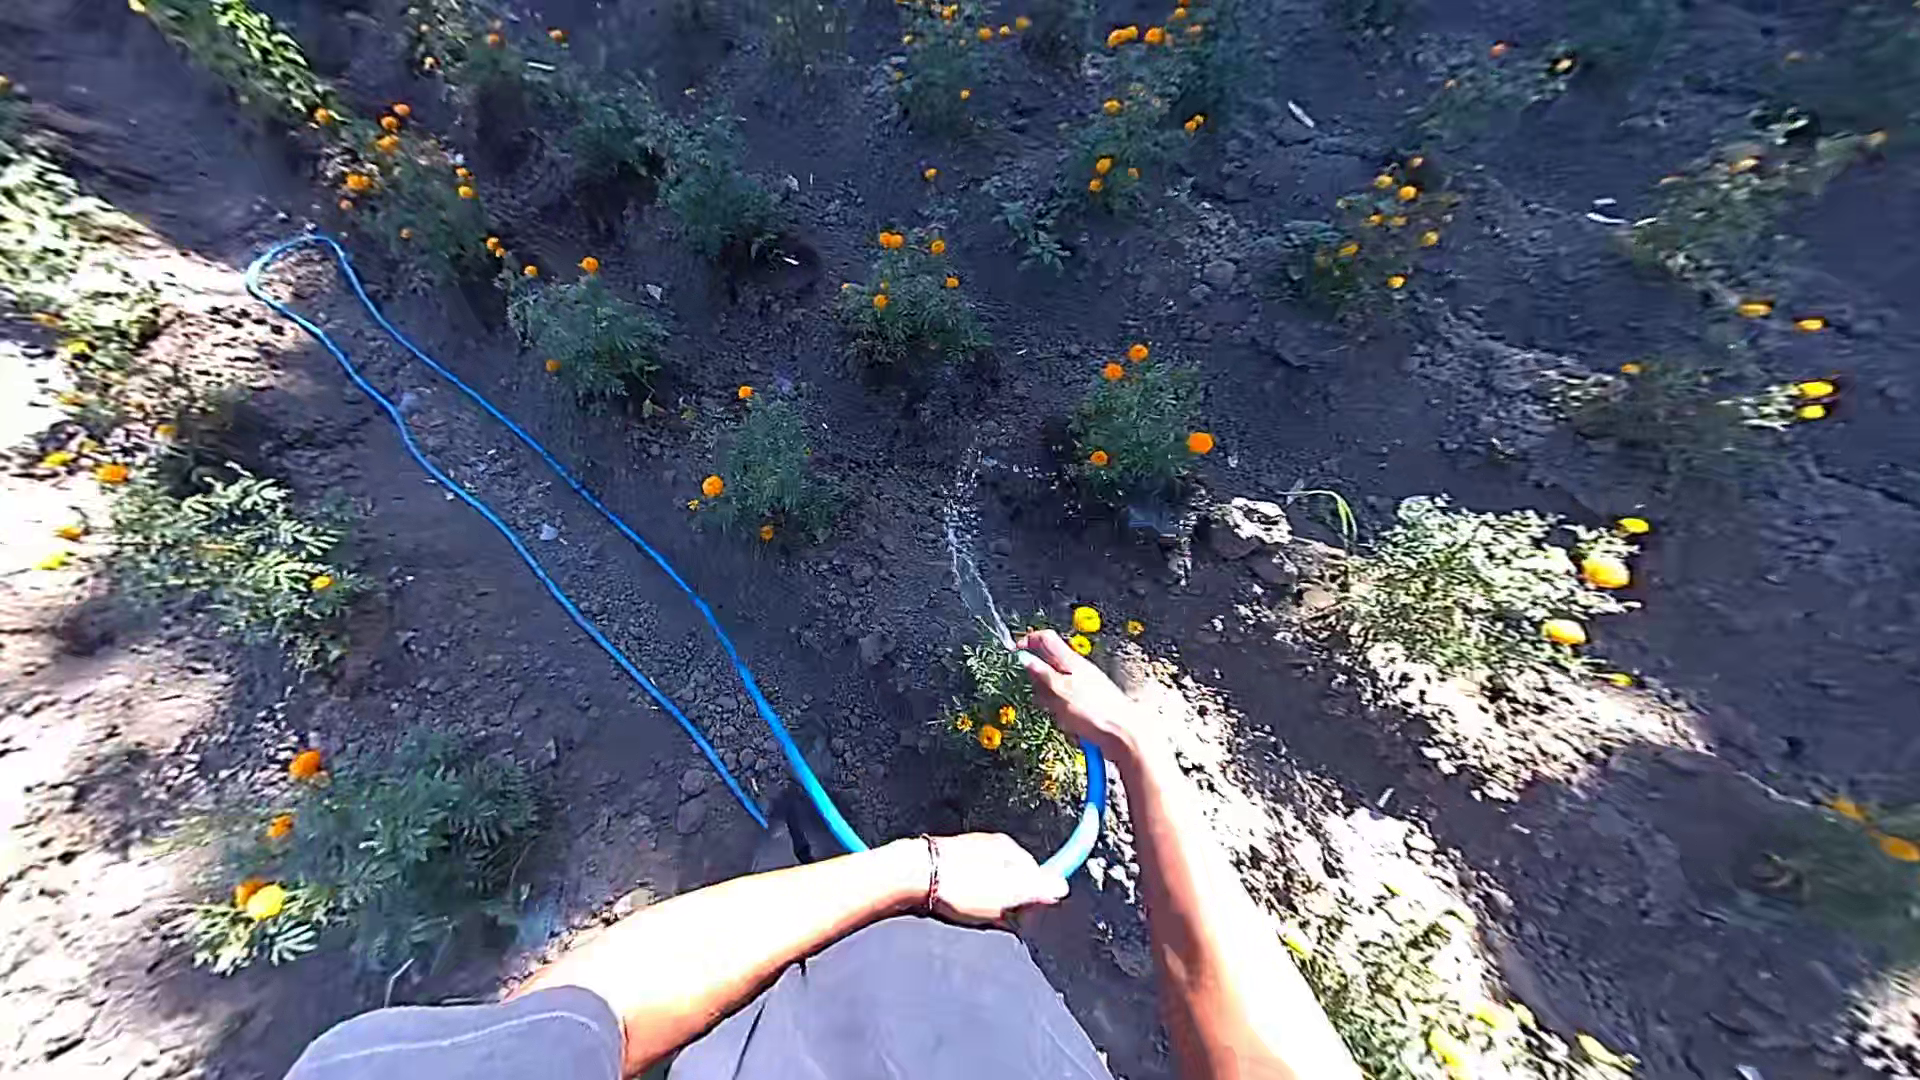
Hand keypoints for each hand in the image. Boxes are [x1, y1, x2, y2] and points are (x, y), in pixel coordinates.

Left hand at [924, 833, 1068, 925]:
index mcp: (1008, 847)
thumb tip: (1061, 886)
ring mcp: (971, 852)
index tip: (1023, 917)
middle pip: (1014, 881)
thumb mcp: (1006, 892)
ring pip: (991, 886)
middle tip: (994, 918)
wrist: (913, 874)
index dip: (1033, 900)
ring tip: (972, 915)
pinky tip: (958, 910)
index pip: (1037, 875)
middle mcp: (991, 845)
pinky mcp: (952, 864)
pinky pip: (971, 887)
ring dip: (987, 906)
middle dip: (1008, 904)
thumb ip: (1036, 888)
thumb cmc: (959, 883)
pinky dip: (969, 902)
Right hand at [1017, 629, 1157, 761]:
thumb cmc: (1097, 713)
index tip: (1014, 655)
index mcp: (1071, 661)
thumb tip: (1024, 658)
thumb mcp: (1060, 692)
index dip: (1027, 642)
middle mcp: (1079, 670)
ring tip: (1060, 715)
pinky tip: (1072, 726)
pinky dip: (1063, 714)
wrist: (1127, 737)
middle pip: (1049, 664)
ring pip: (1056, 687)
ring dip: (1051, 701)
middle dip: (1038, 681)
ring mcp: (1085, 687)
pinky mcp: (1090, 704)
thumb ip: (1041, 674)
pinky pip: (1066, 705)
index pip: (1045, 638)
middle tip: (1039, 696)